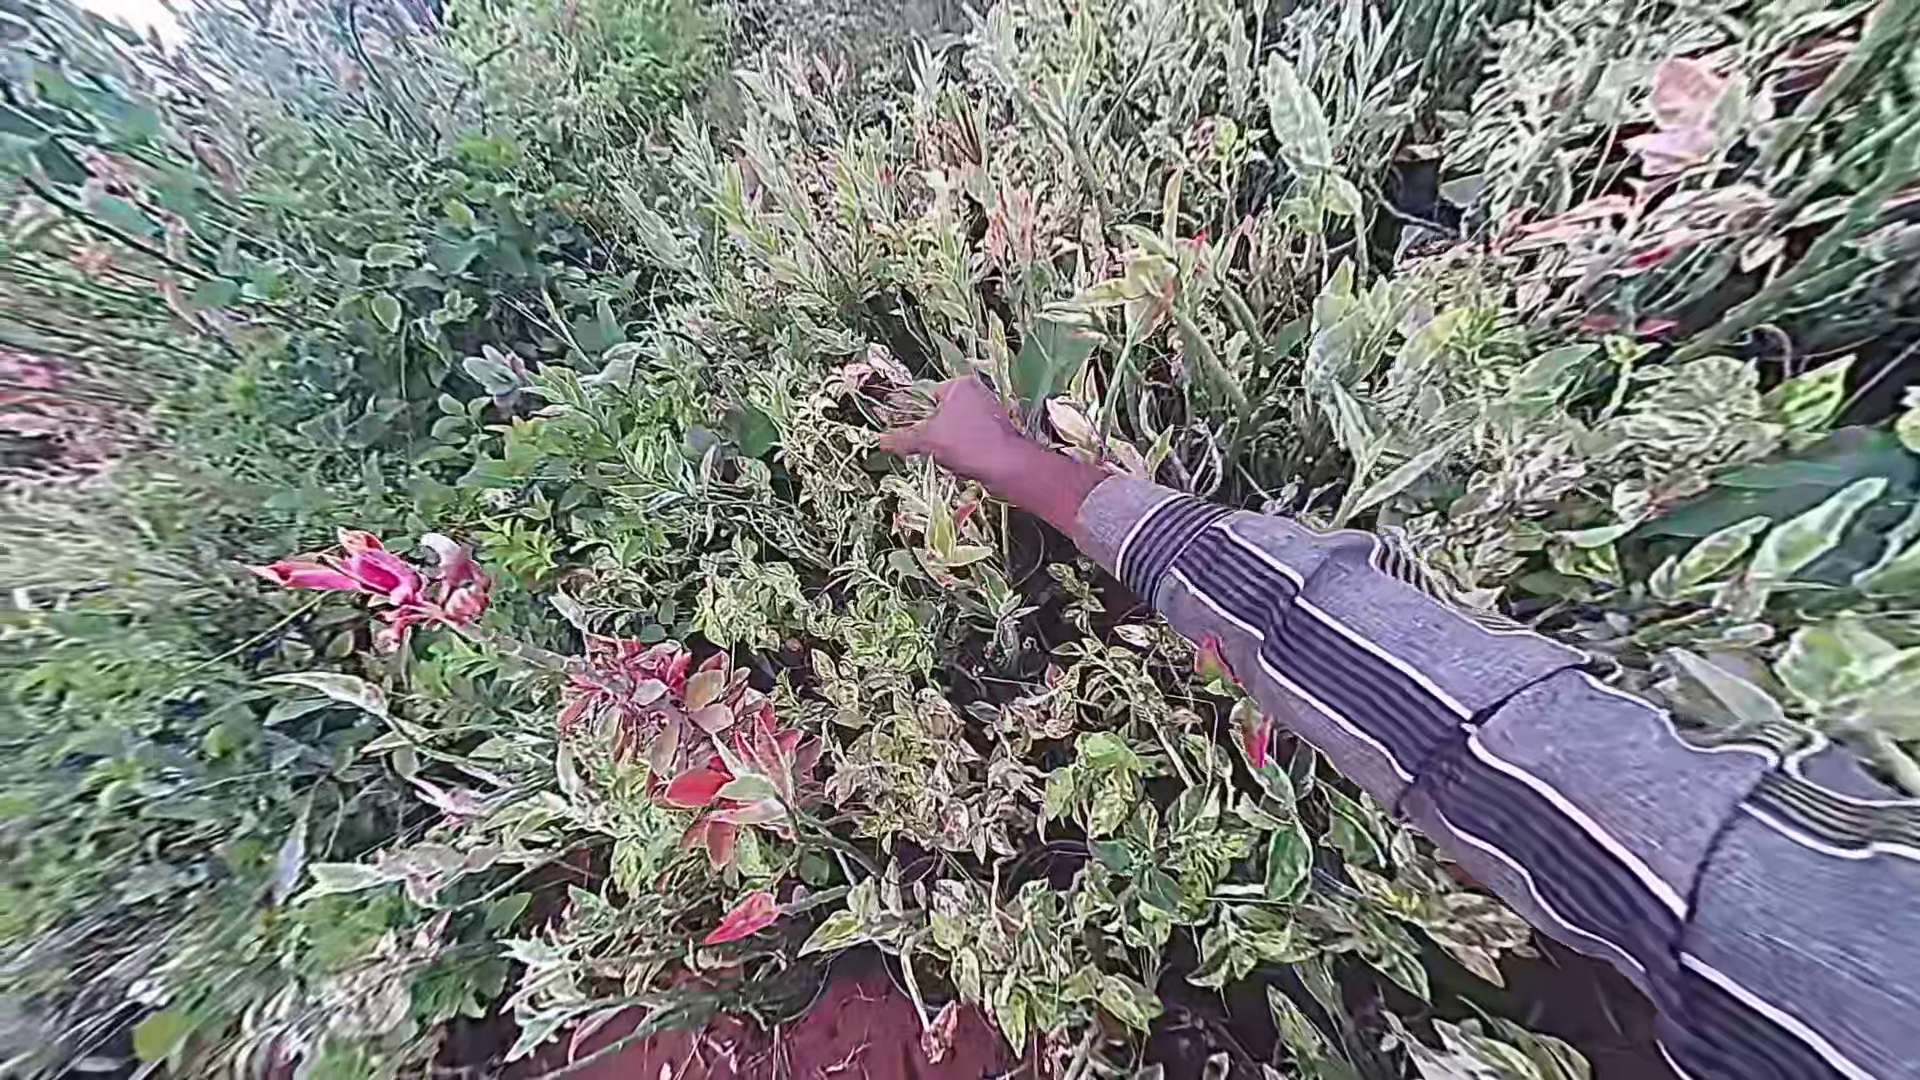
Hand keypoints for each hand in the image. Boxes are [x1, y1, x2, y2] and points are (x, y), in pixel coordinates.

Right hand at [877, 377, 1027, 482]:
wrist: (1007, 467)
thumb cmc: (967, 443)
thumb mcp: (928, 440)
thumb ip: (902, 438)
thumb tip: (879, 440)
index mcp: (961, 385)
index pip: (928, 397)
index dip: (918, 418)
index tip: (912, 436)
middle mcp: (978, 394)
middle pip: (942, 416)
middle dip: (934, 435)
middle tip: (930, 450)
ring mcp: (990, 414)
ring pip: (956, 432)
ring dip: (947, 447)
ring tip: (948, 459)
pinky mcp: (998, 434)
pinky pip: (970, 443)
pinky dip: (964, 454)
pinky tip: (964, 465)